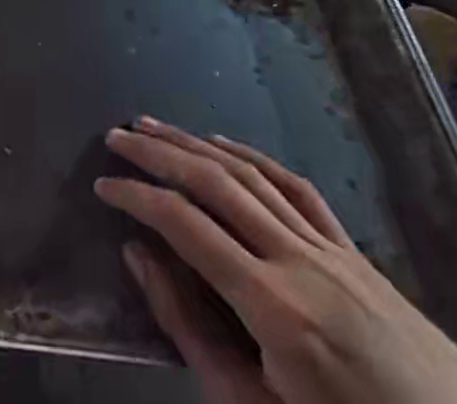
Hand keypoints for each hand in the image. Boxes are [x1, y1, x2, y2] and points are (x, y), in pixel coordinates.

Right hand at [96, 117, 456, 403]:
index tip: (102, 187)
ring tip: (154, 126)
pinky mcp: (354, 251)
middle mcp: (300, 261)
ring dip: (196, 144)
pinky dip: (252, 159)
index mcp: (273, 307)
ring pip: (252, 176)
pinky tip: (223, 145)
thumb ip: (189, 329)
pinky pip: (297, 189)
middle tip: (117, 136)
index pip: (185, 225)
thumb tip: (139, 255)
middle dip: (159, 154)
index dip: (137, 198)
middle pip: (216, 184)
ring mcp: (332, 250)